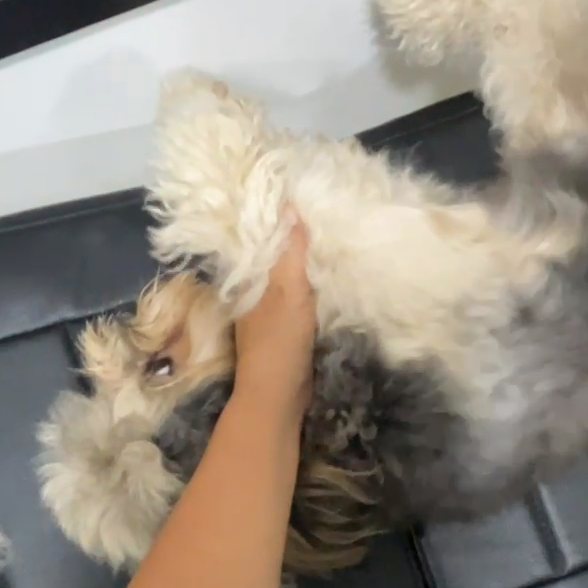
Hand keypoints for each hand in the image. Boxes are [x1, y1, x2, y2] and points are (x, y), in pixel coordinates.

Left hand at [232, 212, 317, 420]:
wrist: (278, 396)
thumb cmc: (278, 340)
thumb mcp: (288, 290)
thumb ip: (290, 251)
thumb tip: (289, 203)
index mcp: (248, 277)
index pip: (263, 235)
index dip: (282, 216)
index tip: (306, 192)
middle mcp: (256, 290)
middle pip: (279, 255)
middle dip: (300, 236)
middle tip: (331, 208)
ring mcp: (272, 311)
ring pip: (293, 276)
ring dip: (311, 261)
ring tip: (338, 234)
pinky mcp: (289, 328)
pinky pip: (305, 297)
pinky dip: (318, 286)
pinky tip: (336, 275)